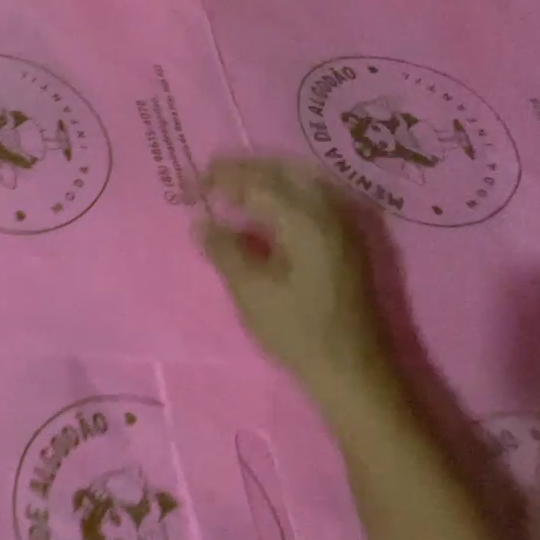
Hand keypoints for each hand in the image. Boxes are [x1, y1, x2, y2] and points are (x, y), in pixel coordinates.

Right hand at [195, 157, 389, 394]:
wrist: (351, 369)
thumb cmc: (295, 328)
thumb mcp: (249, 289)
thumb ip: (224, 249)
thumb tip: (203, 222)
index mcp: (305, 222)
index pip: (258, 182)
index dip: (221, 177)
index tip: (189, 184)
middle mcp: (329, 216)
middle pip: (285, 173)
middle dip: (245, 170)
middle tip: (208, 177)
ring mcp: (342, 230)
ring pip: (302, 183)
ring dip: (265, 178)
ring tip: (231, 189)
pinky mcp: (344, 246)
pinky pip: (312, 200)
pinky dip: (282, 194)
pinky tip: (262, 211)